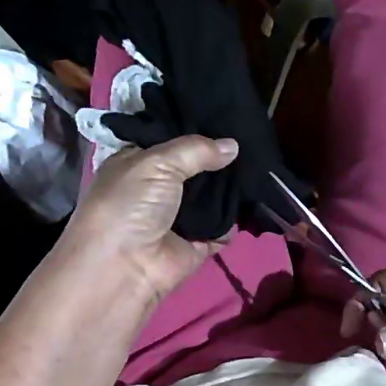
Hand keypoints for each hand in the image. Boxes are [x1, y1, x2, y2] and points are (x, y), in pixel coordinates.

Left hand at [60, 135, 238, 306]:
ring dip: (232, 189)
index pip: (172, 142)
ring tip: (259, 170)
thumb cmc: (129, 204)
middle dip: (220, 160)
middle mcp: (158, 188)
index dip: (196, 131)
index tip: (226, 119)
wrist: (125, 265)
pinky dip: (234, 221)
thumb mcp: (157, 163)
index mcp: (139, 163)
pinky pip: (222, 228)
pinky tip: (254, 204)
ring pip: (213, 198)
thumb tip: (233, 145)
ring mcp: (179, 218)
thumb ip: (196, 150)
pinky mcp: (198, 243)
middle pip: (197, 169)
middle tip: (252, 143)